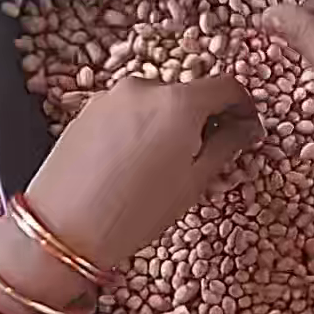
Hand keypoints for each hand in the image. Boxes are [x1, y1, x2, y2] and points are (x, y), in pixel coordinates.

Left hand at [3, 74, 261, 271]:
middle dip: (205, 117)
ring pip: (158, 102)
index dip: (243, 105)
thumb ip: (227, 144)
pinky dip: (143, 126)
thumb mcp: (195, 181)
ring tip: (165, 163)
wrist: (64, 228)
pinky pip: (130, 109)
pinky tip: (135, 161)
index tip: (246, 126)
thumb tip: (249, 127)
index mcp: (180, 102)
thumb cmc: (139, 210)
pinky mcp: (89, 108)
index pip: (227, 86)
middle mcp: (146, 87)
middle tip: (206, 154)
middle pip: (190, 93)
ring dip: (172, 122)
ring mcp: (113, 95)